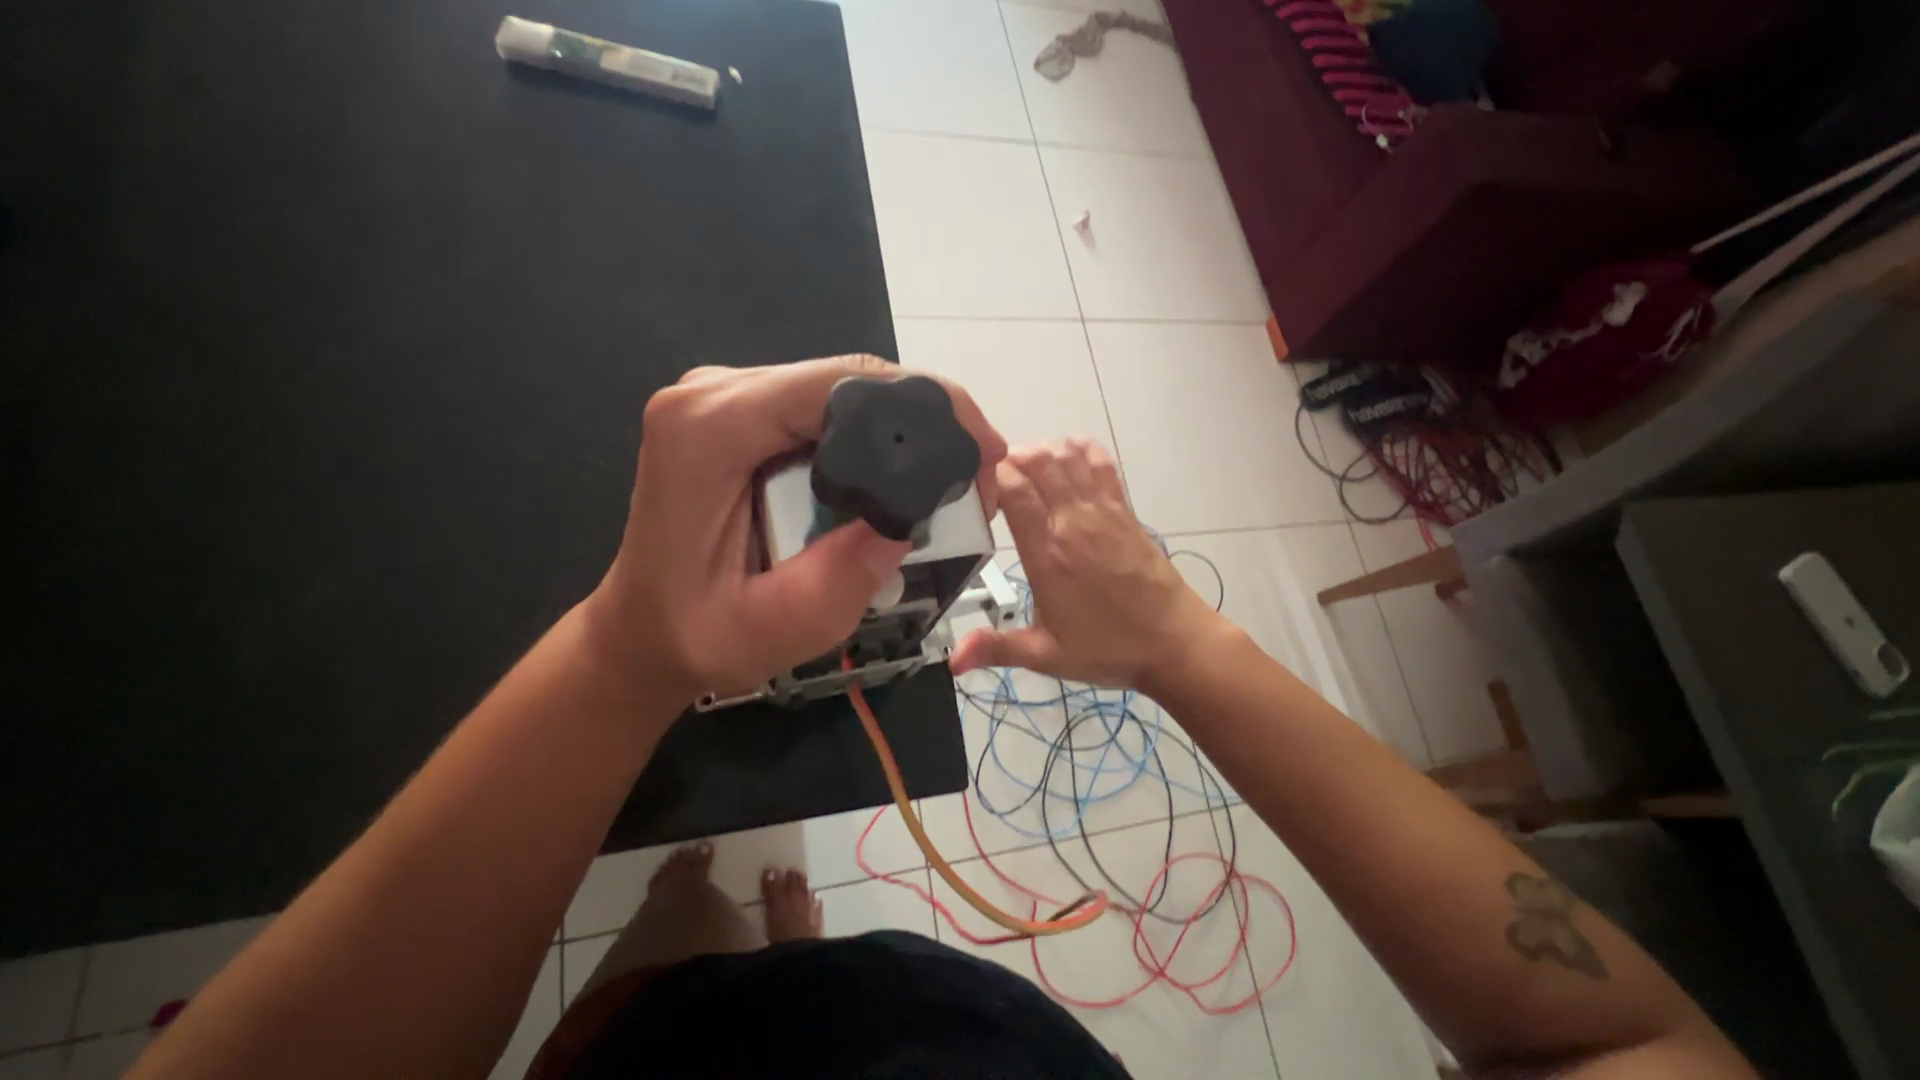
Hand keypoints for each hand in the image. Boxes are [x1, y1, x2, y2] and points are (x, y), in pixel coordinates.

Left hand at [585, 355, 1006, 707]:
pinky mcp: (741, 412)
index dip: (926, 403)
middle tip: (977, 479)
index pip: (839, 382)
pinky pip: (825, 411)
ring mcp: (725, 397)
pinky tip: (900, 481)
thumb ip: (838, 580)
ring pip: (843, 392)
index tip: (984, 450)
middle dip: (926, 422)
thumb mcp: (770, 630)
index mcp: (710, 428)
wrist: (642, 630)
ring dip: (903, 434)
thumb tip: (906, 524)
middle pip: (848, 379)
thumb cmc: (694, 636)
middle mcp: (714, 392)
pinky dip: (873, 443)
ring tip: (949, 486)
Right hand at [949, 439, 1222, 689]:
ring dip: (1043, 451)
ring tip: (1026, 467)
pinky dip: (1082, 450)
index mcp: (1047, 554)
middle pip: (1039, 462)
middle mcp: (1074, 523)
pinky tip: (1067, 454)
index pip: (1015, 490)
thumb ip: (995, 649)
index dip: (991, 477)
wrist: (1173, 643)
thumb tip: (952, 662)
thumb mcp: (1045, 655)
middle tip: (996, 476)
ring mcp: (1103, 512)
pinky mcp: (1126, 511)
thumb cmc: (1107, 650)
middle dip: (1012, 458)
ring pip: (1068, 457)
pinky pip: (1102, 464)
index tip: (977, 490)